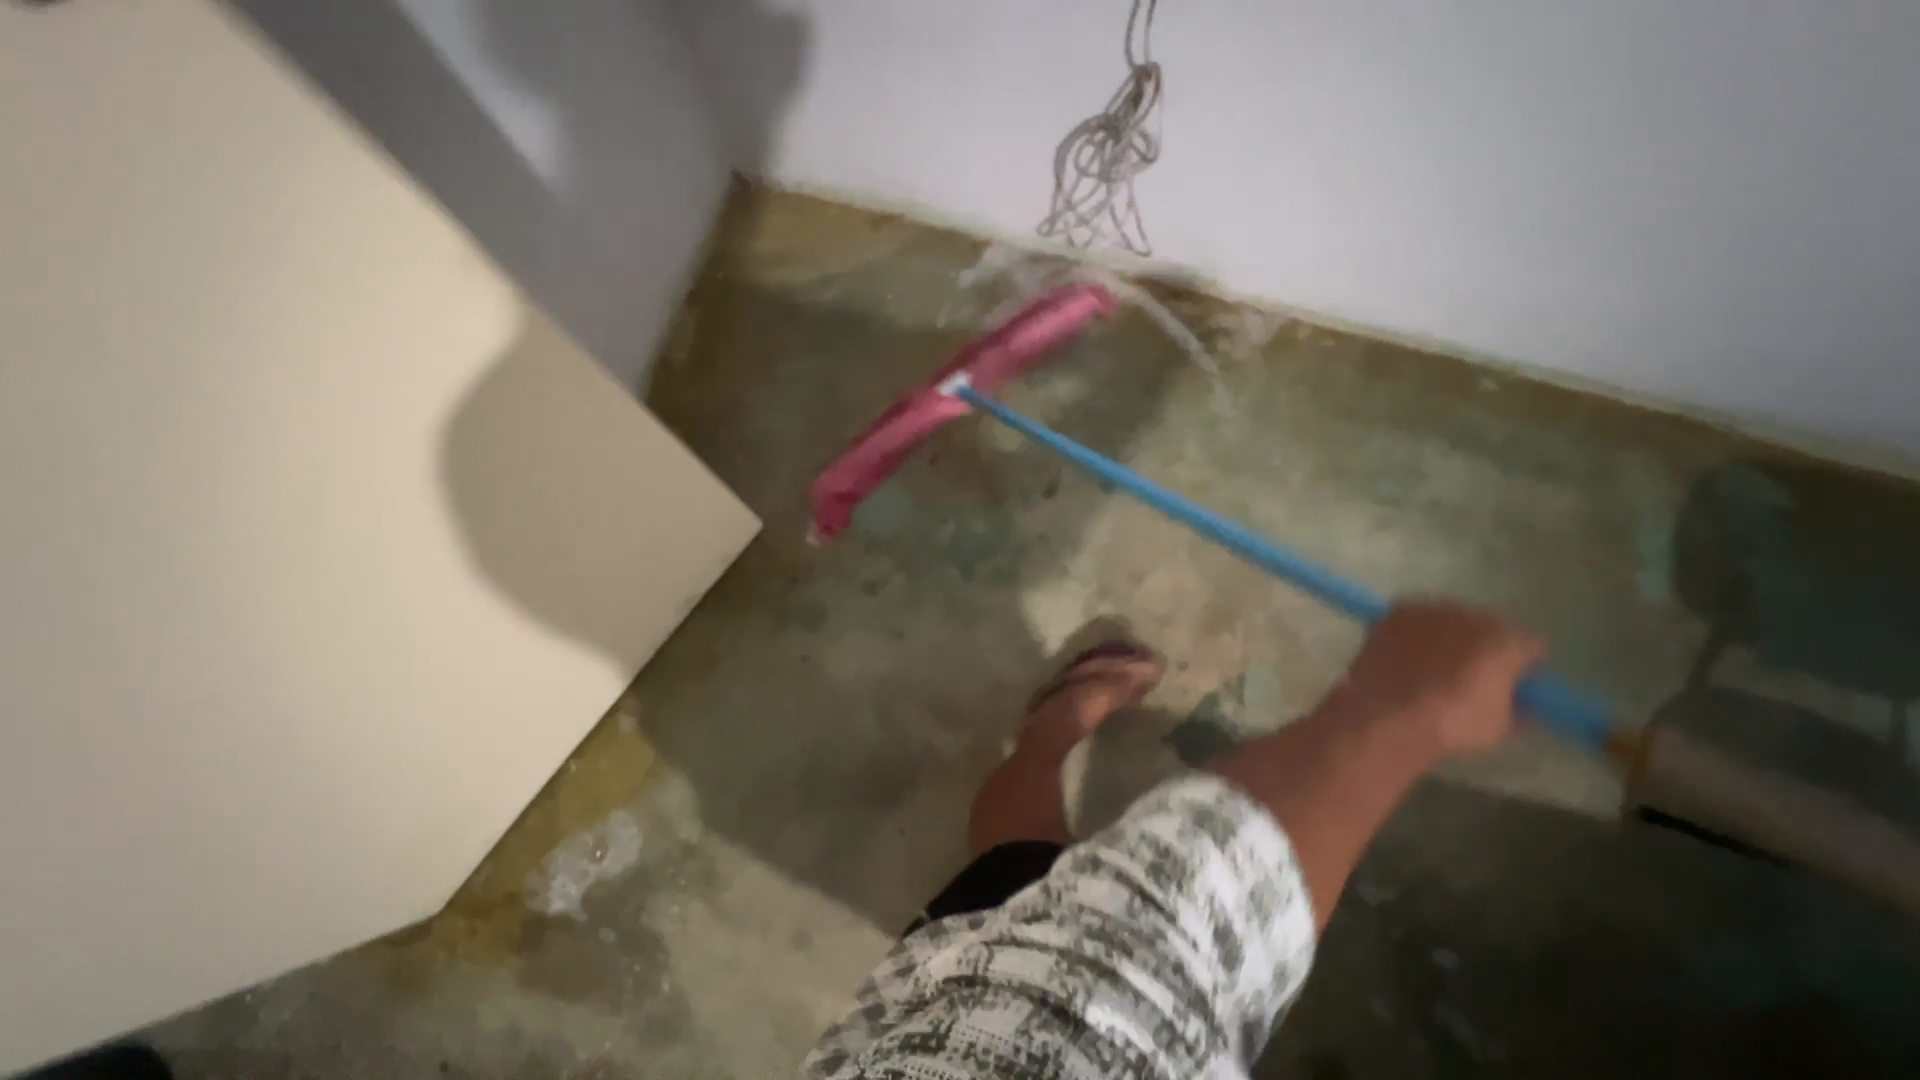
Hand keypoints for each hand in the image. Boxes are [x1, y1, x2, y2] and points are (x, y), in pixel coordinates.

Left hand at [1338, 600, 1544, 755]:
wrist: (1387, 714)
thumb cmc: (1451, 723)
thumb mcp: (1502, 725)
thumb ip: (1519, 707)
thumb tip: (1520, 702)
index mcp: (1507, 641)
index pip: (1530, 647)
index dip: (1523, 667)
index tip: (1513, 684)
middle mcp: (1472, 615)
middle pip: (1489, 628)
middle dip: (1483, 648)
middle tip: (1468, 675)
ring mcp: (1431, 611)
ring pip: (1450, 621)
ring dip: (1448, 638)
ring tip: (1430, 667)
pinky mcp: (1397, 612)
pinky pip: (1416, 620)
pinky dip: (1415, 634)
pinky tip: (1405, 656)